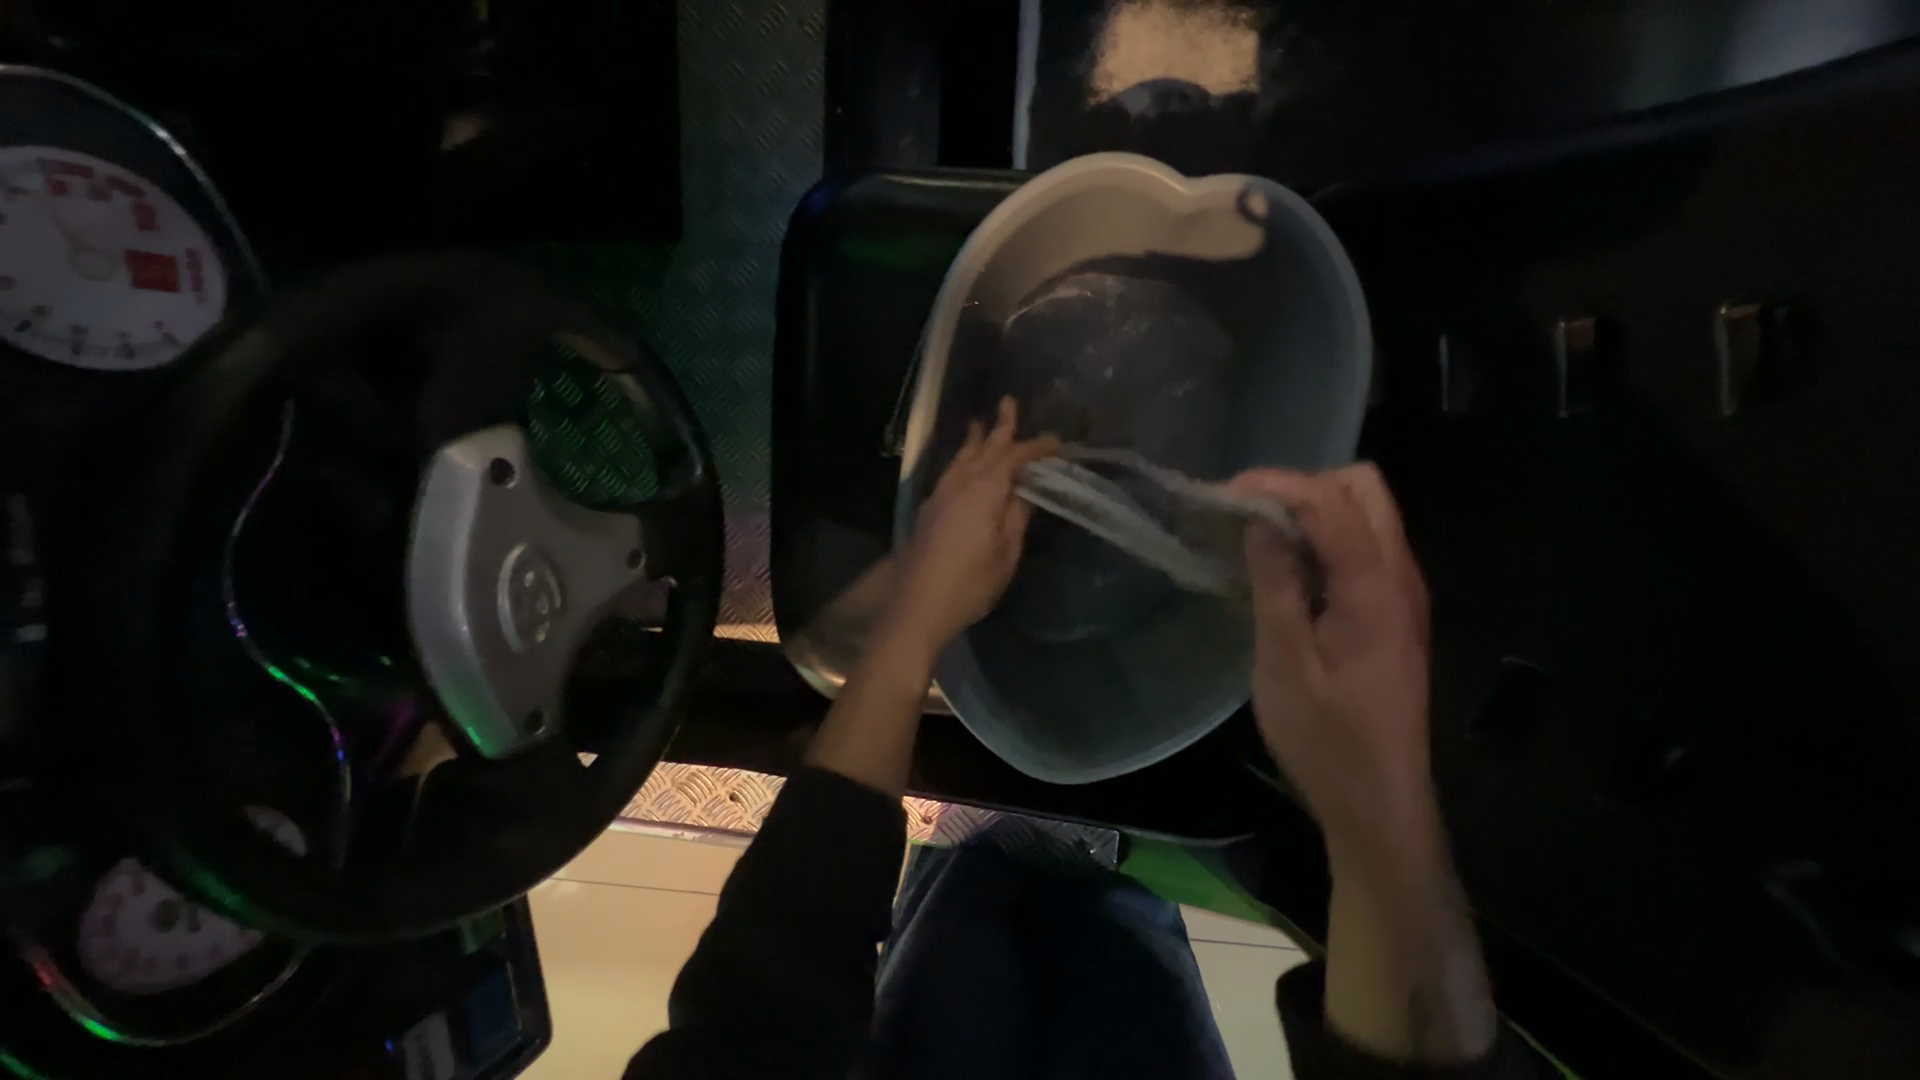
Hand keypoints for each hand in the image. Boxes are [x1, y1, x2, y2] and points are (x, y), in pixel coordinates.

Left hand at [885, 397, 1060, 658]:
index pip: (1014, 458)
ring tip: (981, 424)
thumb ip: (1016, 518)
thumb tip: (1026, 493)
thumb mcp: (1006, 554)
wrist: (917, 606)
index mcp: (985, 491)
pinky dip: (963, 460)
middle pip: (984, 449)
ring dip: (975, 441)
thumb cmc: (970, 584)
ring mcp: (940, 495)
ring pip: (962, 458)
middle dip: (1000, 427)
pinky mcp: (929, 509)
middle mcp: (960, 484)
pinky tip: (964, 465)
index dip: (1036, 447)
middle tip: (1008, 403)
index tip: (1057, 443)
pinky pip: (951, 472)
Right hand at [1230, 464, 1435, 865]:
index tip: (1223, 495)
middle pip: (1363, 489)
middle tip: (1247, 515)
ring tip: (1256, 539)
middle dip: (1302, 485)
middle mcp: (1399, 576)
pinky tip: (1283, 569)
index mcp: (1375, 588)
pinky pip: (1360, 546)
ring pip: (1365, 513)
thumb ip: (1276, 583)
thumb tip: (1262, 518)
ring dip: (1311, 509)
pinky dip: (1321, 538)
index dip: (1277, 485)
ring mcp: (1401, 592)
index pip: (1332, 500)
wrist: (1379, 802)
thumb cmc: (1326, 740)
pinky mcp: (1392, 611)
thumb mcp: (1285, 663)